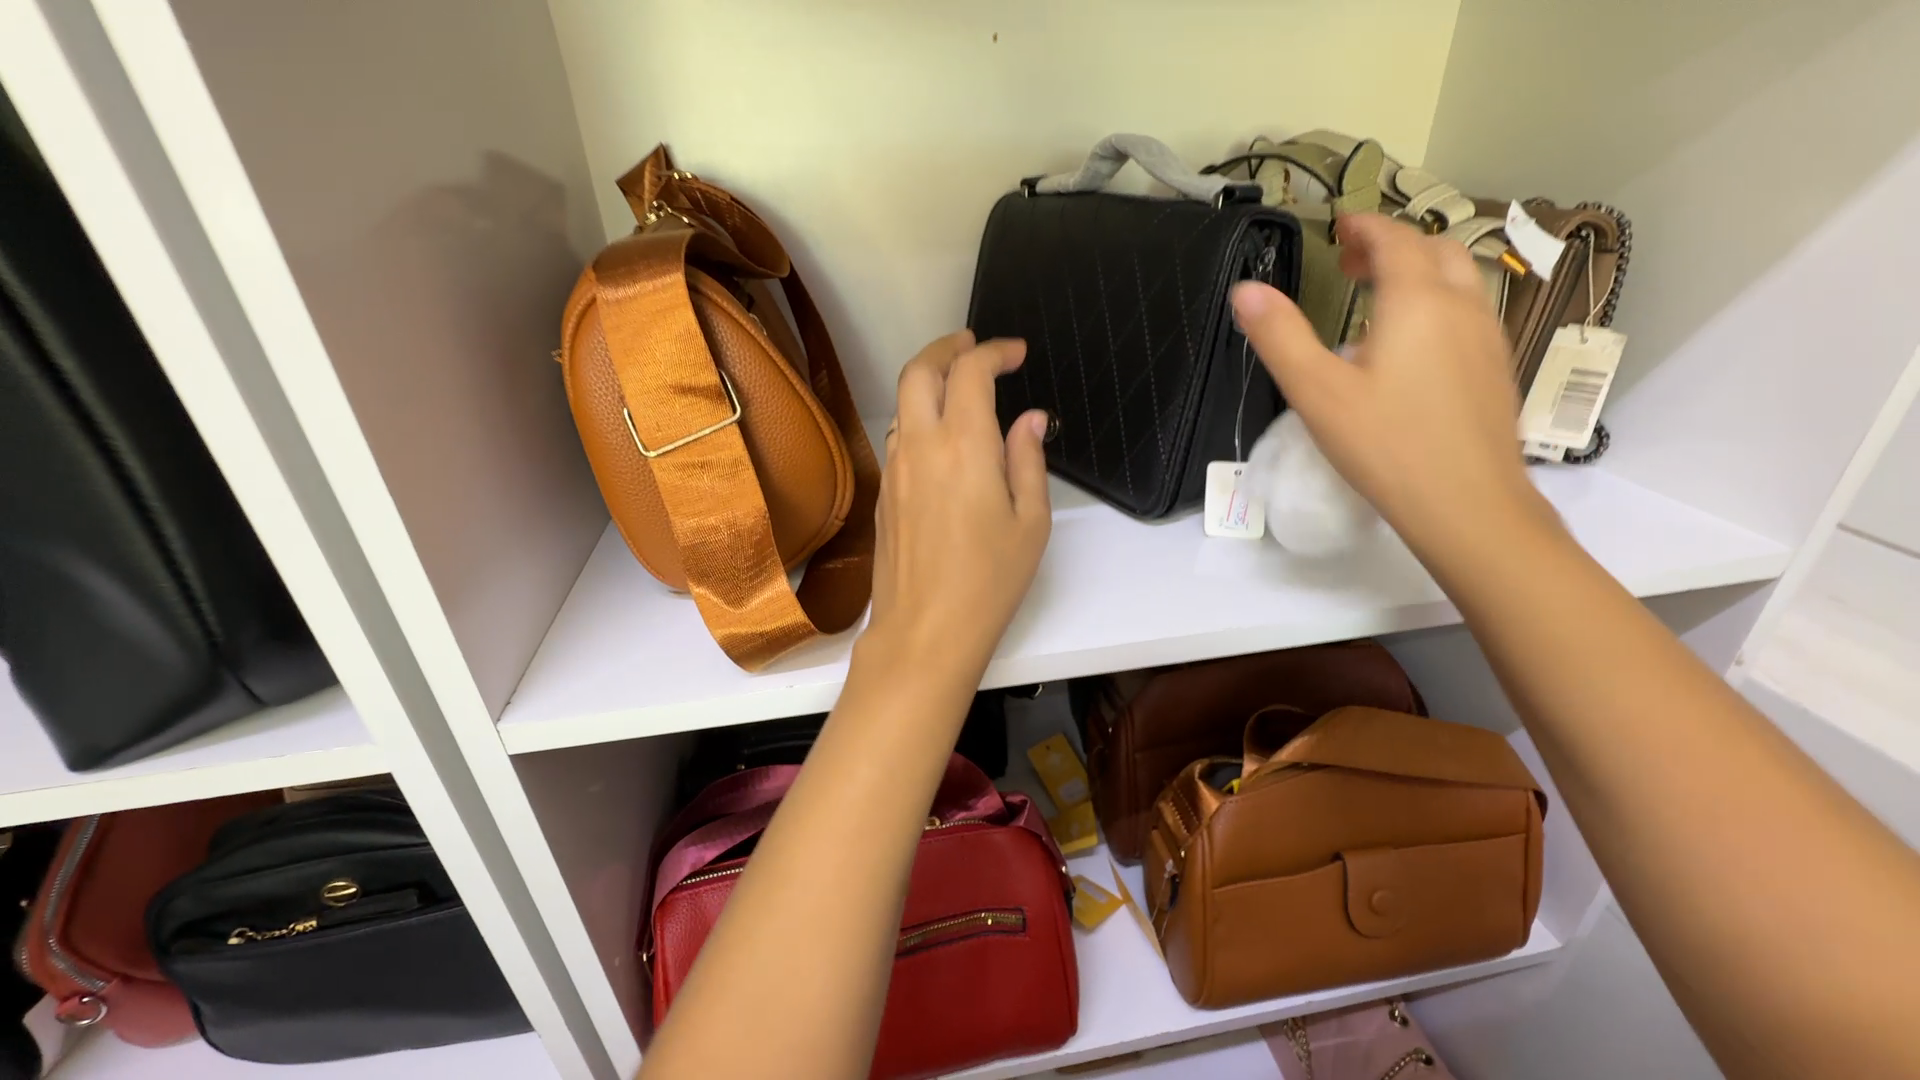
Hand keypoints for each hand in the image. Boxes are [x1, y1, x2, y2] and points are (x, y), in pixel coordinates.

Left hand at [865, 331, 1051, 668]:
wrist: (925, 631)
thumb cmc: (989, 581)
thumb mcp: (1031, 522)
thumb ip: (1028, 460)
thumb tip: (1029, 420)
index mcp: (964, 446)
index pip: (971, 371)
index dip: (994, 350)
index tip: (1016, 352)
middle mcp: (920, 446)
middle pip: (918, 370)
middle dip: (946, 346)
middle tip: (974, 346)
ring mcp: (895, 469)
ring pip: (902, 402)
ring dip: (928, 381)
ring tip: (960, 388)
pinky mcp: (884, 493)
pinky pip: (898, 436)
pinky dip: (919, 417)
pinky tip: (943, 437)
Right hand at [1230, 213, 1553, 553]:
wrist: (1468, 504)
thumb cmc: (1386, 446)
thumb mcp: (1317, 393)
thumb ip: (1280, 336)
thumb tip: (1245, 290)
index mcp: (1416, 301)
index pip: (1395, 239)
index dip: (1365, 226)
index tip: (1339, 227)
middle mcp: (1460, 307)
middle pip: (1434, 250)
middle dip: (1392, 245)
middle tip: (1352, 264)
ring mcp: (1486, 338)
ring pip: (1458, 281)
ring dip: (1418, 273)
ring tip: (1377, 301)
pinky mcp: (1496, 370)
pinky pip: (1467, 314)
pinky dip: (1436, 305)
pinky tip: (1409, 349)